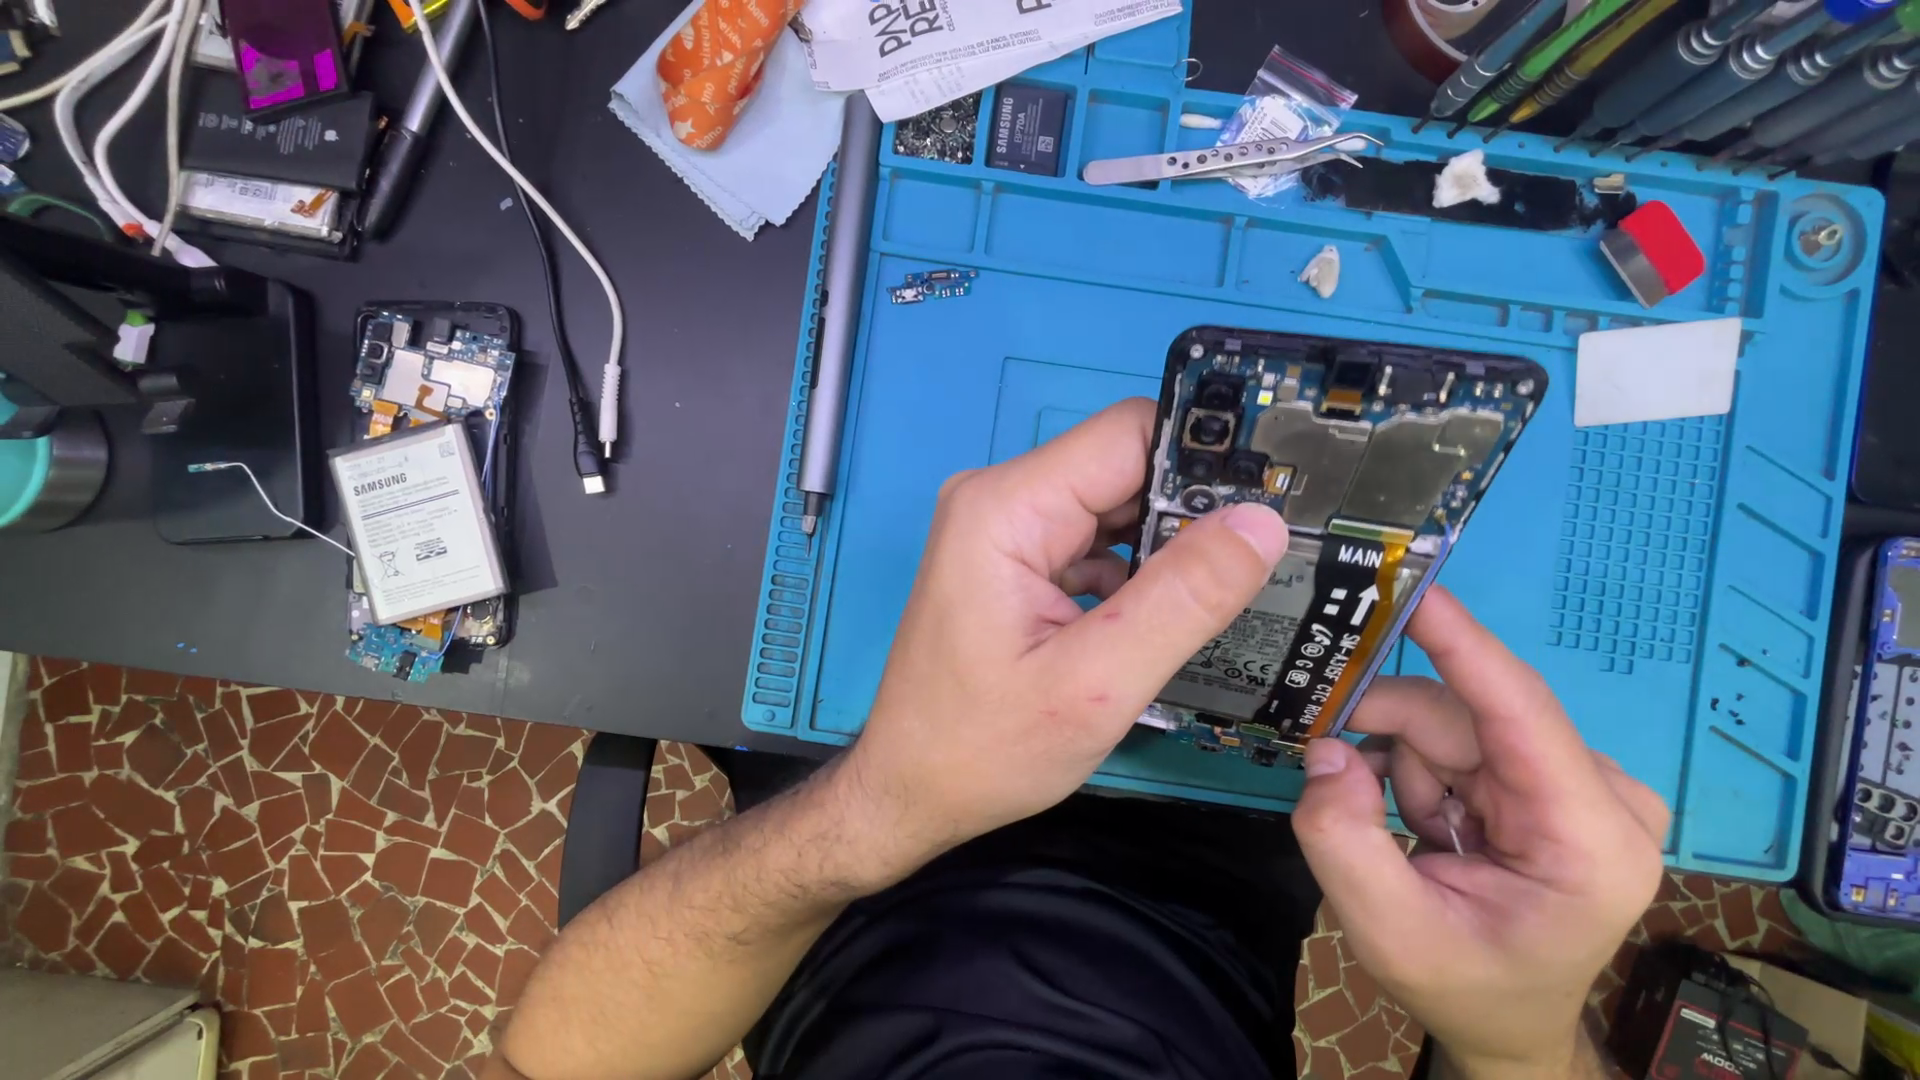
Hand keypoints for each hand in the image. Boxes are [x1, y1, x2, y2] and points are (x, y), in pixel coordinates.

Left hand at [844, 398, 1288, 869]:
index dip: (1206, 459)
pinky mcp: (1014, 560)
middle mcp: (1001, 498)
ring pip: (1114, 506)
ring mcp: (1004, 529)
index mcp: (1007, 507)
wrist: (911, 789)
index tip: (1276, 498)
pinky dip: (1136, 570)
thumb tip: (1261, 521)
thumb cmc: (985, 748)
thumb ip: (1184, 597)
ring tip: (1222, 594)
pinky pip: (1093, 540)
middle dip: (1193, 509)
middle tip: (1263, 562)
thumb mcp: (1097, 682)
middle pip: (1123, 468)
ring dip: (1167, 546)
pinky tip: (1165, 611)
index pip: (1128, 434)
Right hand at [1290, 587, 1667, 1078]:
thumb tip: (1325, 749)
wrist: (1504, 1017)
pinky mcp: (1539, 773)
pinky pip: (1447, 736)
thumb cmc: (1462, 984)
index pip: (1519, 710)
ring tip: (1398, 831)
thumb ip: (1341, 838)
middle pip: (1459, 713)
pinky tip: (1417, 819)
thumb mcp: (1387, 930)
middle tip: (1329, 766)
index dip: (1460, 641)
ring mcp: (1569, 779)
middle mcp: (1594, 793)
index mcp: (1586, 839)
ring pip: (1443, 720)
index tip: (1411, 585)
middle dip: (1385, 736)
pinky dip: (1409, 769)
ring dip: (1397, 765)